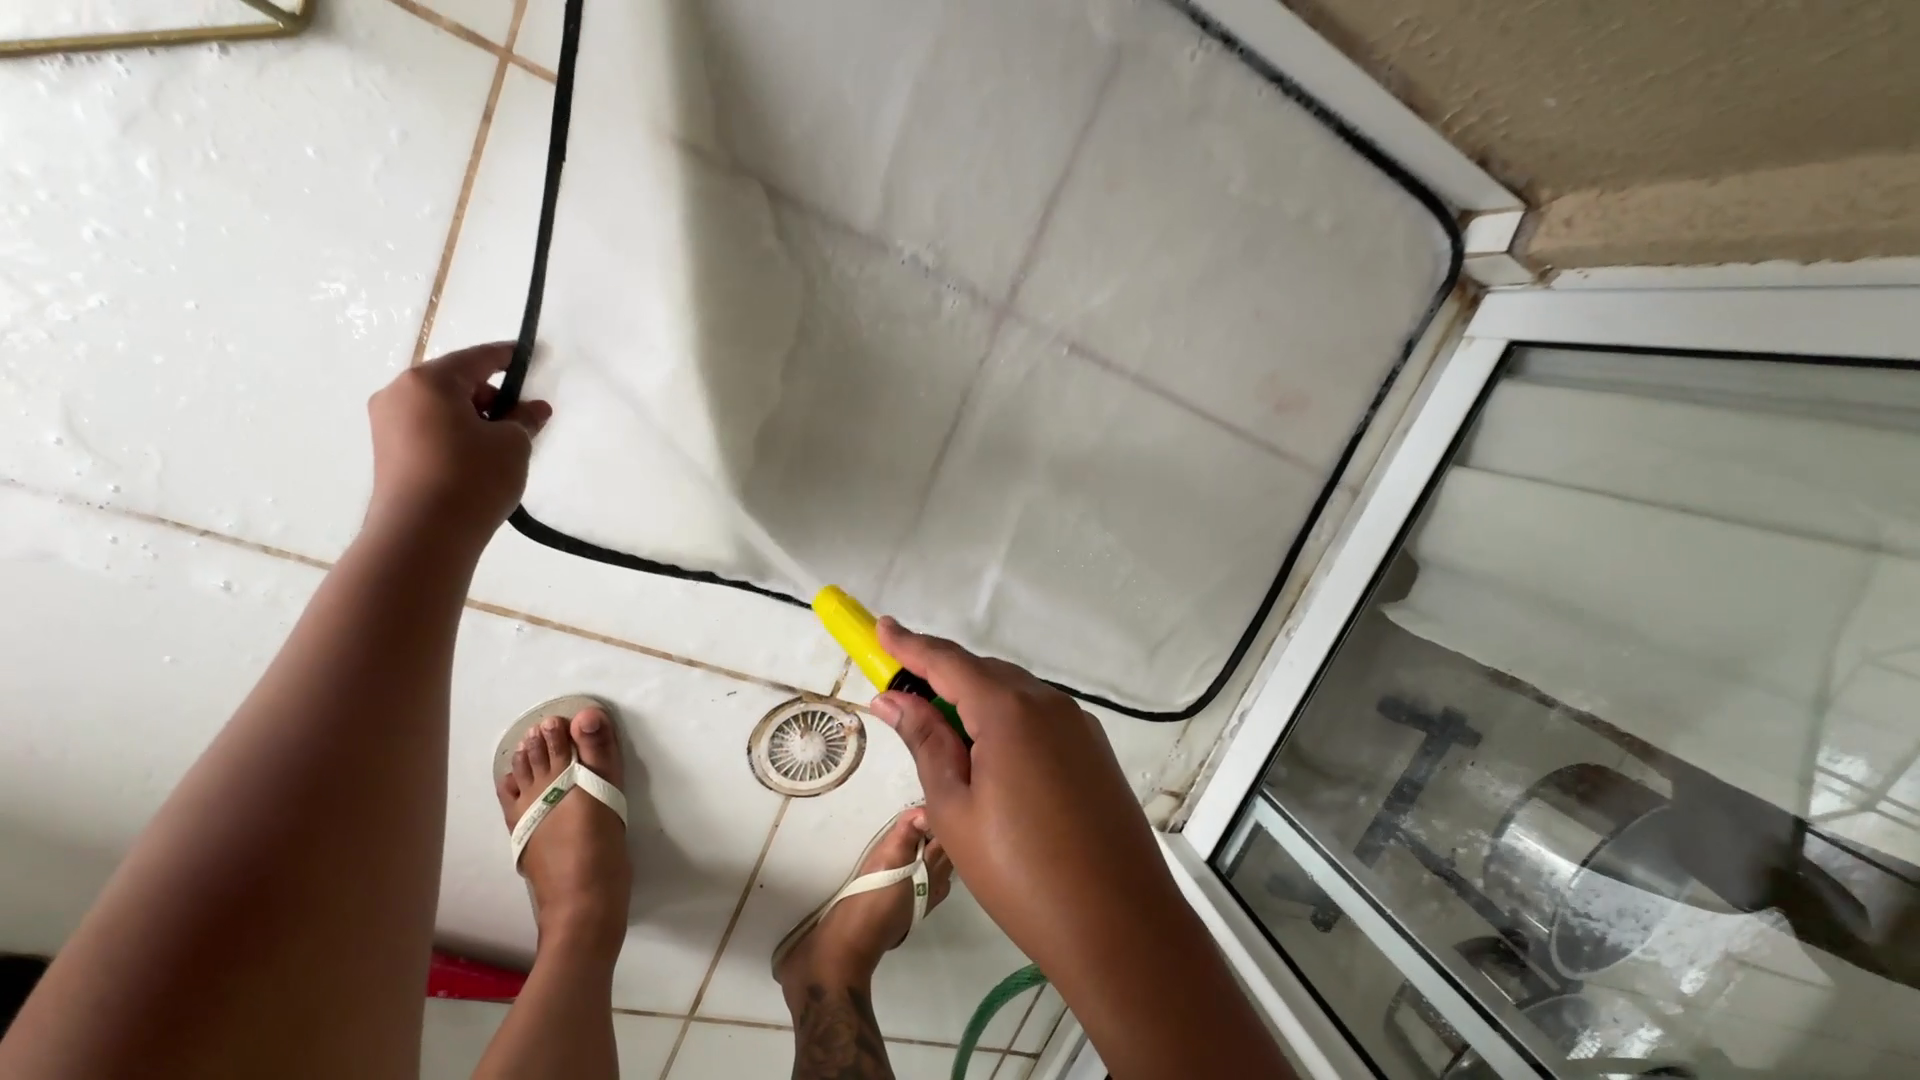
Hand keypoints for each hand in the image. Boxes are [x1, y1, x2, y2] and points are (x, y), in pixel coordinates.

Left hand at [365, 343, 551, 537]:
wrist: (422, 534)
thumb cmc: (472, 477)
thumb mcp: (513, 445)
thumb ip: (524, 419)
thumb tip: (533, 409)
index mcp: (428, 381)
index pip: (477, 359)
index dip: (508, 357)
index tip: (531, 356)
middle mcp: (399, 394)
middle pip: (455, 383)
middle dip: (491, 396)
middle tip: (524, 419)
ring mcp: (387, 424)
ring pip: (441, 409)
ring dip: (473, 418)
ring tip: (503, 446)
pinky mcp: (388, 453)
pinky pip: (429, 430)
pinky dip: (456, 436)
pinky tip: (479, 460)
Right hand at [868, 618, 1179, 975]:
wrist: (1119, 924)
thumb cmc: (1019, 871)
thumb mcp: (955, 809)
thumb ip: (926, 743)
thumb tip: (893, 699)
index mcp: (1009, 710)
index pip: (948, 662)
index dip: (910, 644)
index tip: (881, 628)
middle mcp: (1049, 704)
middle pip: (985, 674)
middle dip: (942, 679)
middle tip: (904, 704)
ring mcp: (1080, 727)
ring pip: (1016, 695)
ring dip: (976, 704)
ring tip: (946, 742)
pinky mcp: (1096, 752)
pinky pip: (1041, 719)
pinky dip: (1008, 723)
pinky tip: (994, 762)